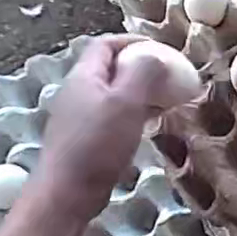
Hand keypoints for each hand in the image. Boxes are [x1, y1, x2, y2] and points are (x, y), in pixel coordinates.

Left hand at [27, 35, 170, 219]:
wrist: (67, 194)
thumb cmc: (97, 144)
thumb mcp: (126, 103)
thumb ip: (142, 73)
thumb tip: (155, 56)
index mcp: (84, 77)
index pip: (106, 44)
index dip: (134, 41)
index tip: (162, 50)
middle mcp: (77, 92)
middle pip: (110, 68)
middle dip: (140, 66)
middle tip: (169, 75)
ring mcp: (79, 116)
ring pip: (113, 92)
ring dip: (139, 91)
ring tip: (165, 99)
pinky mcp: (84, 138)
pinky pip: (112, 114)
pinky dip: (133, 112)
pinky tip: (148, 125)